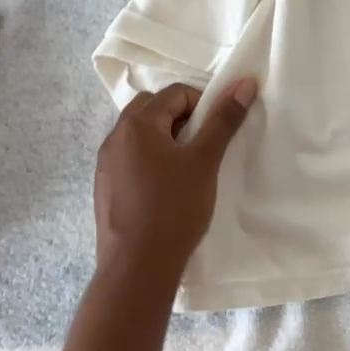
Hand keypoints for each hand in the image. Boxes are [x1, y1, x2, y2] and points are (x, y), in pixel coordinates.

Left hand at [92, 78, 256, 294]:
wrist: (138, 267)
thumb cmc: (174, 208)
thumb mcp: (205, 161)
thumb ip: (223, 120)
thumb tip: (244, 84)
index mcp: (136, 125)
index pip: (175, 94)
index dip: (203, 104)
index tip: (219, 130)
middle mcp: (114, 138)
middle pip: (152, 109)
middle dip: (182, 118)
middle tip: (204, 146)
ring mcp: (105, 164)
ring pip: (141, 135)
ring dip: (166, 139)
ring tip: (188, 168)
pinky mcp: (105, 187)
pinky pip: (131, 158)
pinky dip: (152, 160)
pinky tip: (167, 189)